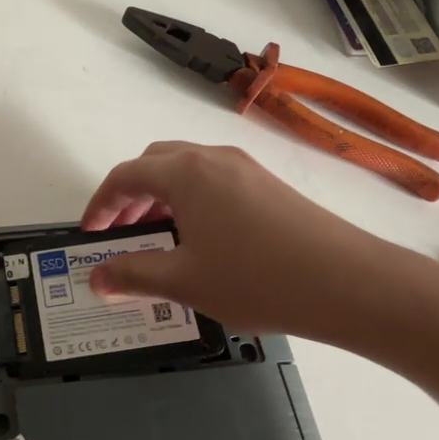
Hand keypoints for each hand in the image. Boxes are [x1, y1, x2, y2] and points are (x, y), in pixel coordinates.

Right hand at [82, 141, 426, 345]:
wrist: (348, 282)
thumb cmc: (257, 279)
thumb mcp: (184, 281)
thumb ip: (133, 274)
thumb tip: (96, 277)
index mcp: (185, 172)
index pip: (125, 175)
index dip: (101, 203)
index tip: (90, 232)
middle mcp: (213, 157)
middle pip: (155, 161)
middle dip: (130, 193)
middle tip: (121, 231)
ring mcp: (245, 167)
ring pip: (187, 168)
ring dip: (162, 195)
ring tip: (159, 236)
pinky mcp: (269, 183)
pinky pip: (214, 179)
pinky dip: (192, 198)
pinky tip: (202, 237)